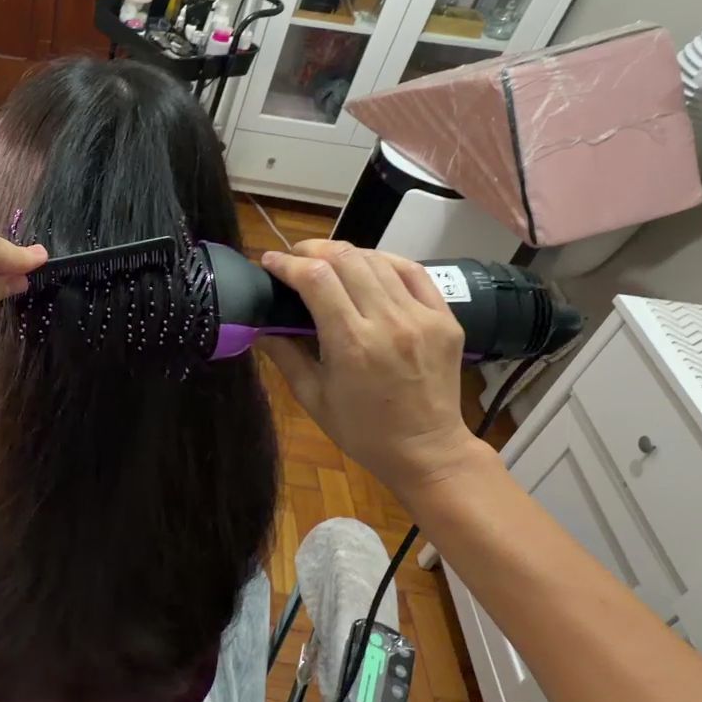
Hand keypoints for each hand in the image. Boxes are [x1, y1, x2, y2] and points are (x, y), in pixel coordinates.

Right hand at [257, 240, 476, 494]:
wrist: (428, 451)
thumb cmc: (362, 430)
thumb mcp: (312, 396)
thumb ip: (283, 354)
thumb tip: (256, 325)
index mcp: (352, 344)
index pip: (315, 279)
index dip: (287, 263)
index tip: (270, 262)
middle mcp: (389, 323)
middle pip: (345, 259)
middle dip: (312, 250)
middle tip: (294, 258)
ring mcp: (421, 318)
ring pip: (377, 259)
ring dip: (345, 253)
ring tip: (327, 261)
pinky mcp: (444, 319)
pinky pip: (413, 272)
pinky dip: (384, 260)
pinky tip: (367, 265)